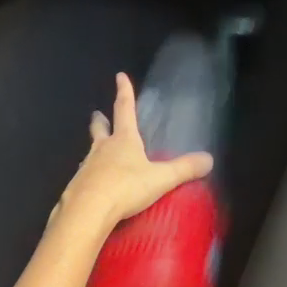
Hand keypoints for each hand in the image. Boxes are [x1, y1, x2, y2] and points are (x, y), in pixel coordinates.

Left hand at [53, 73, 213, 230]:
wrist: (87, 210)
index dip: (124, 91)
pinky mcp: (78, 185)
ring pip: (90, 151)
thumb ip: (183, 169)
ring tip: (98, 150)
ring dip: (95, 147)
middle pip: (99, 129)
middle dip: (100, 120)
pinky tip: (94, 181)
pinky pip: (86, 174)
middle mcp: (101, 148)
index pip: (124, 109)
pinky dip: (91, 173)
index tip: (120, 76)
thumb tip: (209, 159)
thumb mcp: (160, 179)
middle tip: (98, 115)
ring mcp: (86, 166)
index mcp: (123, 140)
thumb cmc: (125, 187)